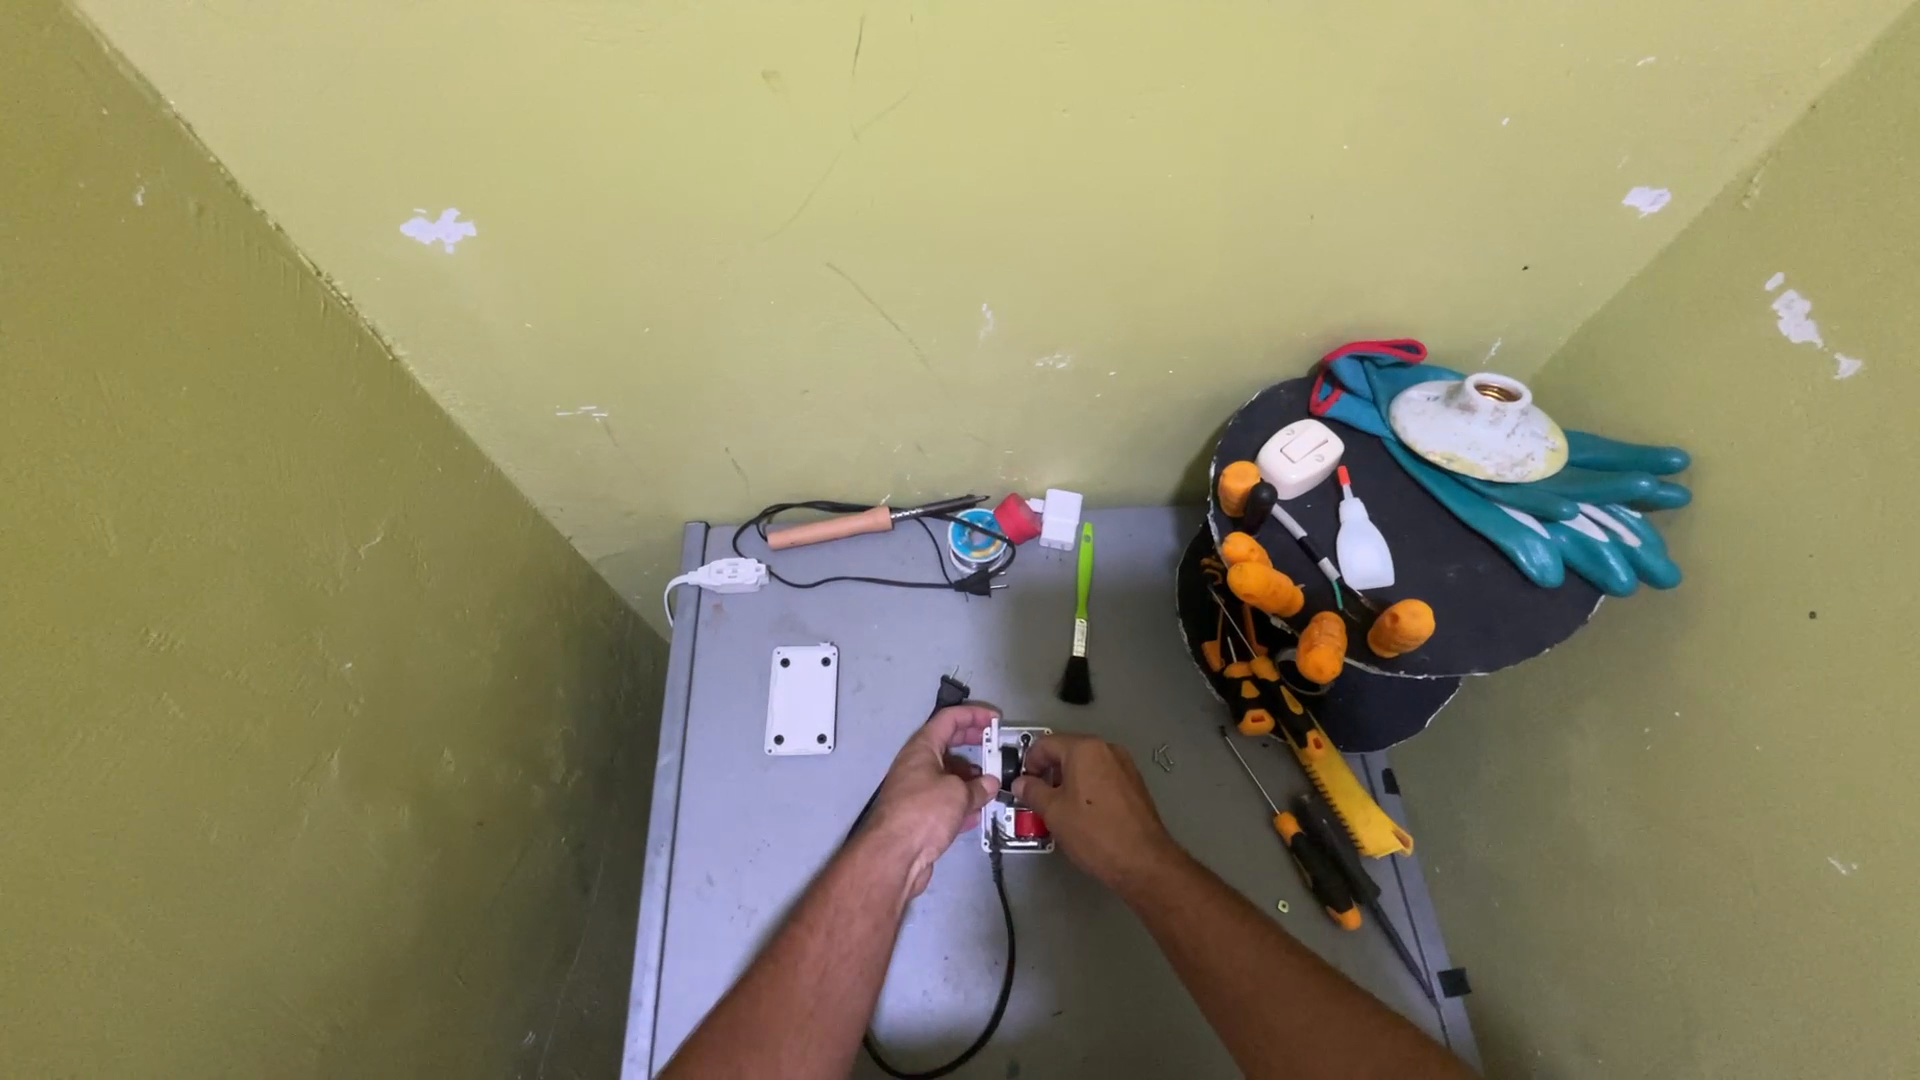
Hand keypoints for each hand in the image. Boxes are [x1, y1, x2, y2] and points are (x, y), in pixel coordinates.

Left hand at [864, 705, 1001, 896]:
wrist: (894, 856)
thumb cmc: (923, 812)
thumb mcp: (958, 793)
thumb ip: (978, 786)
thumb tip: (990, 784)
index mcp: (922, 748)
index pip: (948, 719)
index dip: (973, 715)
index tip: (995, 719)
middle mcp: (916, 765)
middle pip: (948, 745)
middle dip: (973, 743)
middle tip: (995, 747)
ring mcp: (916, 791)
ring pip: (947, 776)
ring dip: (969, 778)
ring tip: (990, 787)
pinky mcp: (919, 817)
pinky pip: (944, 802)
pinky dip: (961, 804)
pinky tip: (977, 814)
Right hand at [1013, 734, 1178, 890]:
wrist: (1143, 861)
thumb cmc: (1094, 832)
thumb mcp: (1053, 812)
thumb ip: (1032, 791)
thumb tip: (1021, 783)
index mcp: (1084, 748)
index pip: (1046, 744)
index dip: (1029, 762)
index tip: (1024, 784)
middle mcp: (1107, 749)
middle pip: (1068, 751)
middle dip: (1049, 772)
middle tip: (1039, 797)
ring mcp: (1125, 765)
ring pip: (1086, 764)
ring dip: (1069, 780)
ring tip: (1061, 808)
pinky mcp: (1135, 783)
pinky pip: (1103, 776)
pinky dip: (1088, 787)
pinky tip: (1085, 813)